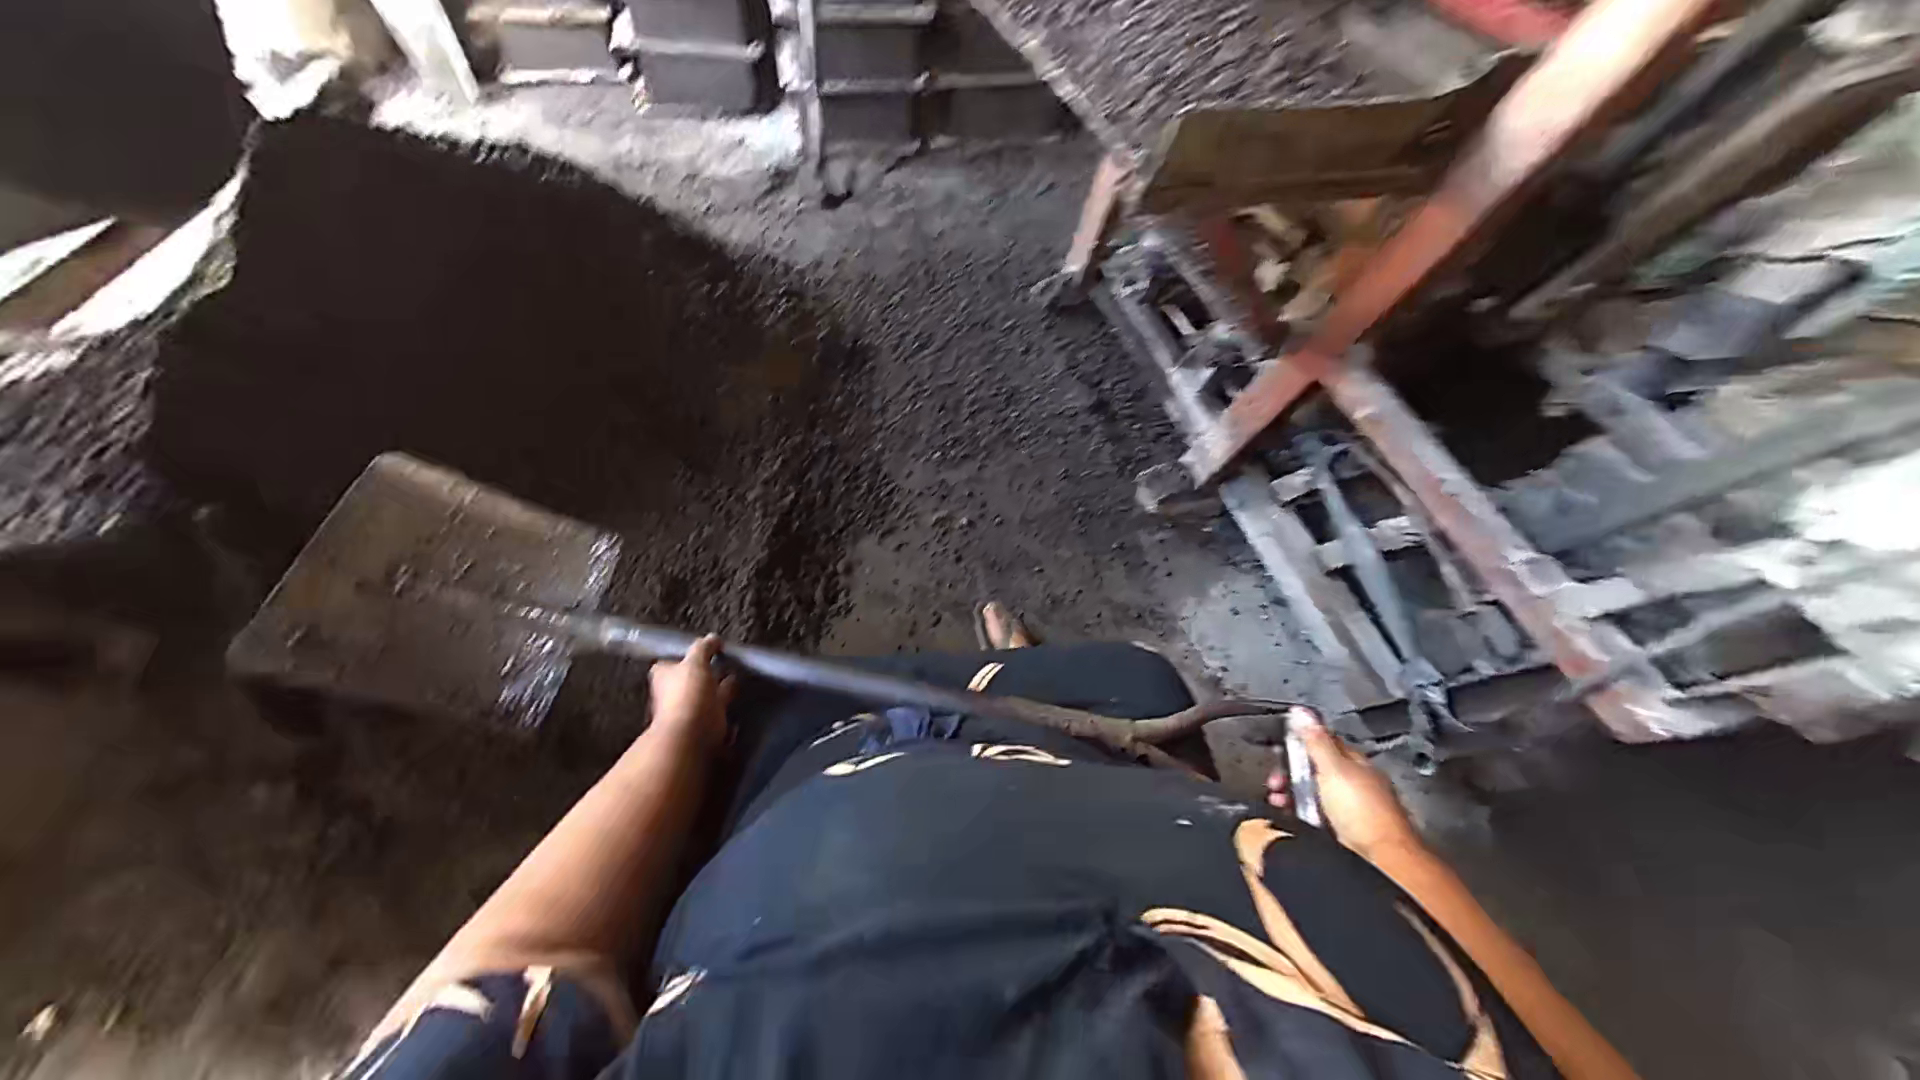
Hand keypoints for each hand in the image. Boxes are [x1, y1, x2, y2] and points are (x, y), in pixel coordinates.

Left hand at [647, 635, 734, 753]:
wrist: (692, 732)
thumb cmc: (688, 693)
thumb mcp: (695, 662)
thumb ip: (704, 648)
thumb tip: (713, 638)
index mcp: (665, 675)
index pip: (672, 661)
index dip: (685, 655)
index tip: (703, 648)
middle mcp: (676, 691)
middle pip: (692, 676)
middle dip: (706, 670)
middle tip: (724, 659)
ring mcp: (693, 706)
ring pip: (709, 690)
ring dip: (721, 684)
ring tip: (737, 673)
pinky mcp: (709, 719)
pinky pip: (721, 705)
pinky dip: (728, 700)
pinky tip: (740, 692)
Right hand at [1267, 708, 1420, 859]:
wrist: (1381, 860)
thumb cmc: (1363, 811)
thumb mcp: (1333, 769)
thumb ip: (1315, 741)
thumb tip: (1301, 712)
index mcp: (1354, 763)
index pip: (1323, 742)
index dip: (1299, 743)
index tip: (1279, 748)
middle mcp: (1353, 783)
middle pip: (1313, 769)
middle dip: (1289, 773)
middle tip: (1275, 780)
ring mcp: (1348, 807)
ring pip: (1310, 793)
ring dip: (1290, 794)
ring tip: (1277, 800)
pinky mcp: (1341, 829)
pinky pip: (1312, 814)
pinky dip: (1297, 813)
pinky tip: (1288, 816)